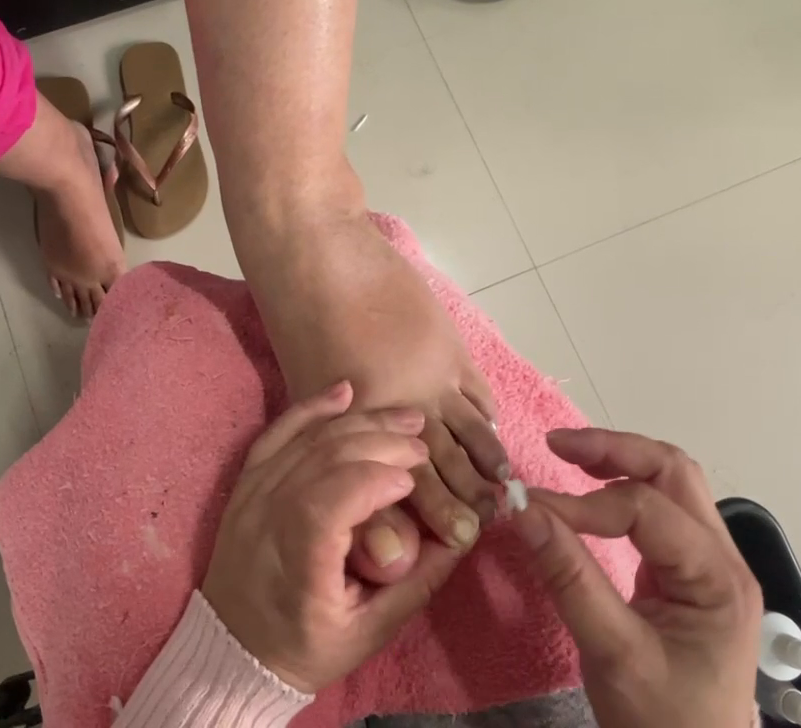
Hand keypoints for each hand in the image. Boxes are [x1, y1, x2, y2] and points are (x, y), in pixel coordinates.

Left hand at [202, 381, 467, 693]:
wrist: (232, 649)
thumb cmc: (306, 646)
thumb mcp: (369, 633)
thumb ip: (416, 583)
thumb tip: (460, 535)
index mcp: (298, 562)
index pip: (333, 502)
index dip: (377, 480)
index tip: (415, 480)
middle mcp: (268, 517)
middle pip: (325, 458)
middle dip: (381, 441)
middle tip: (423, 442)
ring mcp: (253, 494)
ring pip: (307, 439)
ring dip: (359, 421)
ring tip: (404, 417)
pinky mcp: (247, 481)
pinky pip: (277, 433)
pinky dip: (311, 408)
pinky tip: (345, 391)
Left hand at [245, 213, 510, 577]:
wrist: (318, 256)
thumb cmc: (300, 321)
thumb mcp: (308, 389)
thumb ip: (338, 438)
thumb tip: (364, 481)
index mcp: (365, 429)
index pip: (407, 489)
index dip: (432, 520)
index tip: (453, 544)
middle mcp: (407, 411)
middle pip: (448, 471)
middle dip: (468, 504)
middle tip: (484, 529)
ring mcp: (435, 380)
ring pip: (472, 438)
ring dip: (488, 468)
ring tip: (500, 493)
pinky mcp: (451, 349)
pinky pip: (480, 397)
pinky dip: (489, 419)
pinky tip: (494, 435)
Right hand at [515, 429, 761, 727]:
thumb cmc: (663, 722)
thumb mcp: (613, 654)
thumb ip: (570, 578)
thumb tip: (523, 509)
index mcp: (717, 578)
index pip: (645, 508)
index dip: (584, 503)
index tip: (530, 511)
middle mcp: (723, 560)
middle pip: (674, 472)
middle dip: (614, 450)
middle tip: (556, 446)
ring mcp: (711, 566)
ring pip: (672, 484)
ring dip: (621, 462)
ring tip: (569, 457)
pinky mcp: (691, 576)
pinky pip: (662, 511)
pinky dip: (625, 490)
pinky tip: (591, 494)